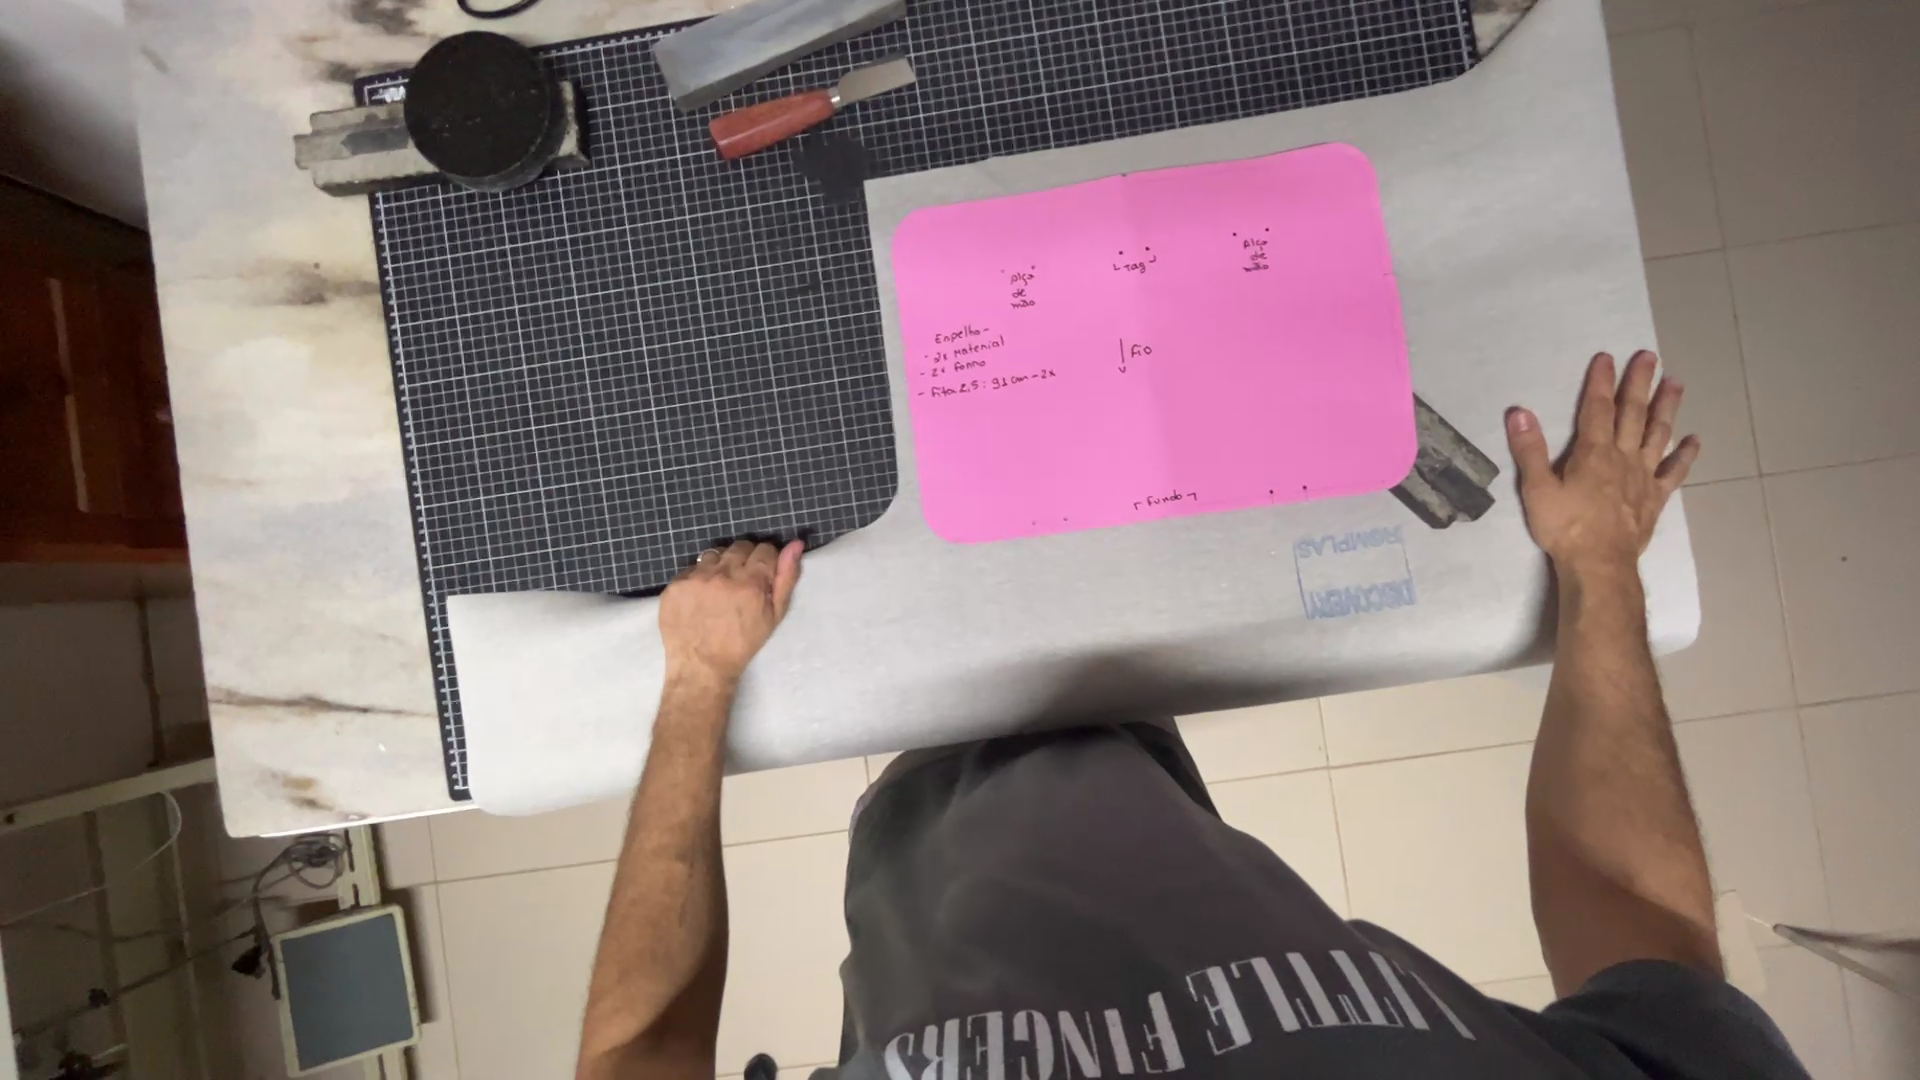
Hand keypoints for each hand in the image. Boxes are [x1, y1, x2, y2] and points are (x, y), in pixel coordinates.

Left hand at [659, 539, 803, 687]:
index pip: (765, 549)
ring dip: (722, 565)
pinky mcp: (676, 584)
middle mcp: (724, 574)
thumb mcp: (774, 615)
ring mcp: (697, 577)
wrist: (701, 666)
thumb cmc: (743, 643)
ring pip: (715, 553)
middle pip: (740, 547)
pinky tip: (701, 595)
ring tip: (721, 586)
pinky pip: (692, 568)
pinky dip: (700, 577)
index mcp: (752, 582)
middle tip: (743, 580)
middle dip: (746, 559)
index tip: (763, 573)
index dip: (767, 559)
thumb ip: (786, 578)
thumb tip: (796, 545)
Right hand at [1506, 351, 1699, 573]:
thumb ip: (1529, 450)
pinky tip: (1693, 440)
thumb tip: (1519, 413)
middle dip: (1639, 384)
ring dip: (1666, 407)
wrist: (1598, 561)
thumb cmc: (1563, 525)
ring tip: (1675, 383)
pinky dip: (1685, 454)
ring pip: (1657, 435)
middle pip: (1633, 414)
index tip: (1607, 358)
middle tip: (1650, 357)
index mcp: (1593, 453)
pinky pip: (1673, 471)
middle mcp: (1623, 457)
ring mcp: (1643, 476)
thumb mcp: (1536, 488)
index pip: (1596, 409)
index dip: (1600, 382)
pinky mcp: (1653, 497)